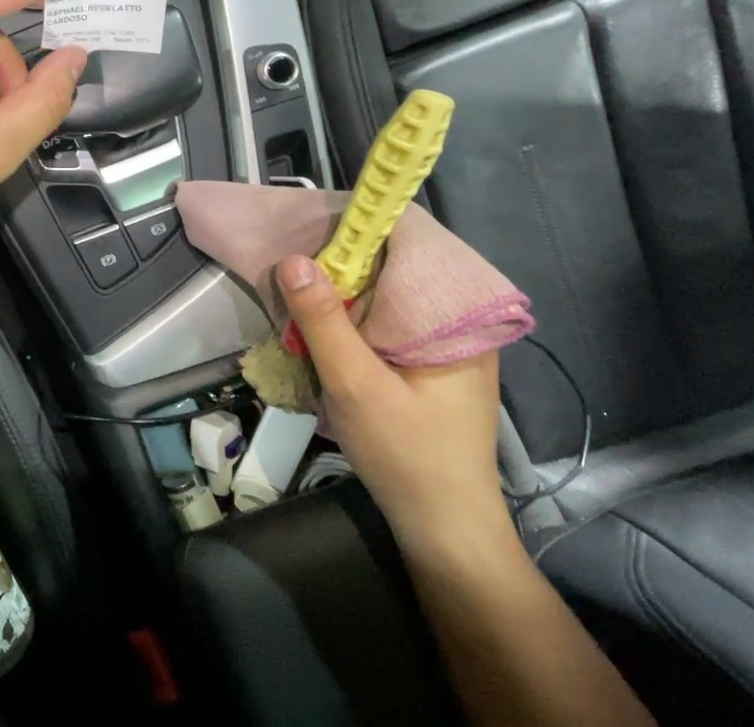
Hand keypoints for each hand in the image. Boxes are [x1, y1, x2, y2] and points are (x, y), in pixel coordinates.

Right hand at [277, 255, 508, 553]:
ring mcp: (444, 349)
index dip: (366, 234)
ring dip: (344, 296)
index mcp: (459, 322)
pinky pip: (387, 327)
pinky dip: (353, 322)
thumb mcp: (355, 384)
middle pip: (399, 274)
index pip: (417, 251)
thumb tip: (294, 258)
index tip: (316, 229)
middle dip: (345, 266)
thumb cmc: (406, 452)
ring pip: (388, 302)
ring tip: (301, 290)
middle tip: (295, 263)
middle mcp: (459, 326)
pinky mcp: (427, 368)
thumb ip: (323, 322)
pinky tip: (321, 328)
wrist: (441, 524)